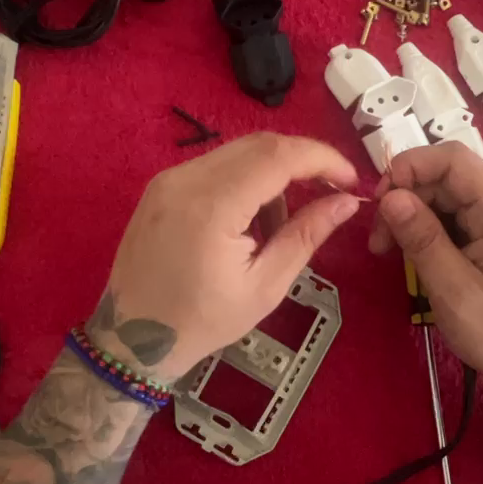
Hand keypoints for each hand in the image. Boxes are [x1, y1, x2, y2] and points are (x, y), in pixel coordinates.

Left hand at [89, 133, 361, 383]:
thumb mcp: (265, 286)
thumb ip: (307, 235)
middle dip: (303, 162)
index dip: (322, 159)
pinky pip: (216, 165)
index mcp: (211, 206)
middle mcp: (186, 178)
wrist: (131, 339)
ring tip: (278, 227)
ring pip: (239, 152)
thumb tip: (348, 201)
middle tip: (330, 194)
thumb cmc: (202, 321)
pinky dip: (245, 181)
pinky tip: (248, 222)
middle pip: (260, 144)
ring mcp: (168, 177)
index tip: (351, 180)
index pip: (278, 156)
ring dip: (273, 174)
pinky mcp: (161, 184)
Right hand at [370, 143, 482, 398]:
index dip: (410, 167)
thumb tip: (389, 197)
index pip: (453, 160)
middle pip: (444, 177)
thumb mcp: (454, 290)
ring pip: (443, 196)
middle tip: (377, 240)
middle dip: (404, 197)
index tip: (379, 201)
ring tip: (387, 251)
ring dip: (410, 215)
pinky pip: (451, 217)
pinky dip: (424, 230)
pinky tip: (409, 255)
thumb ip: (422, 239)